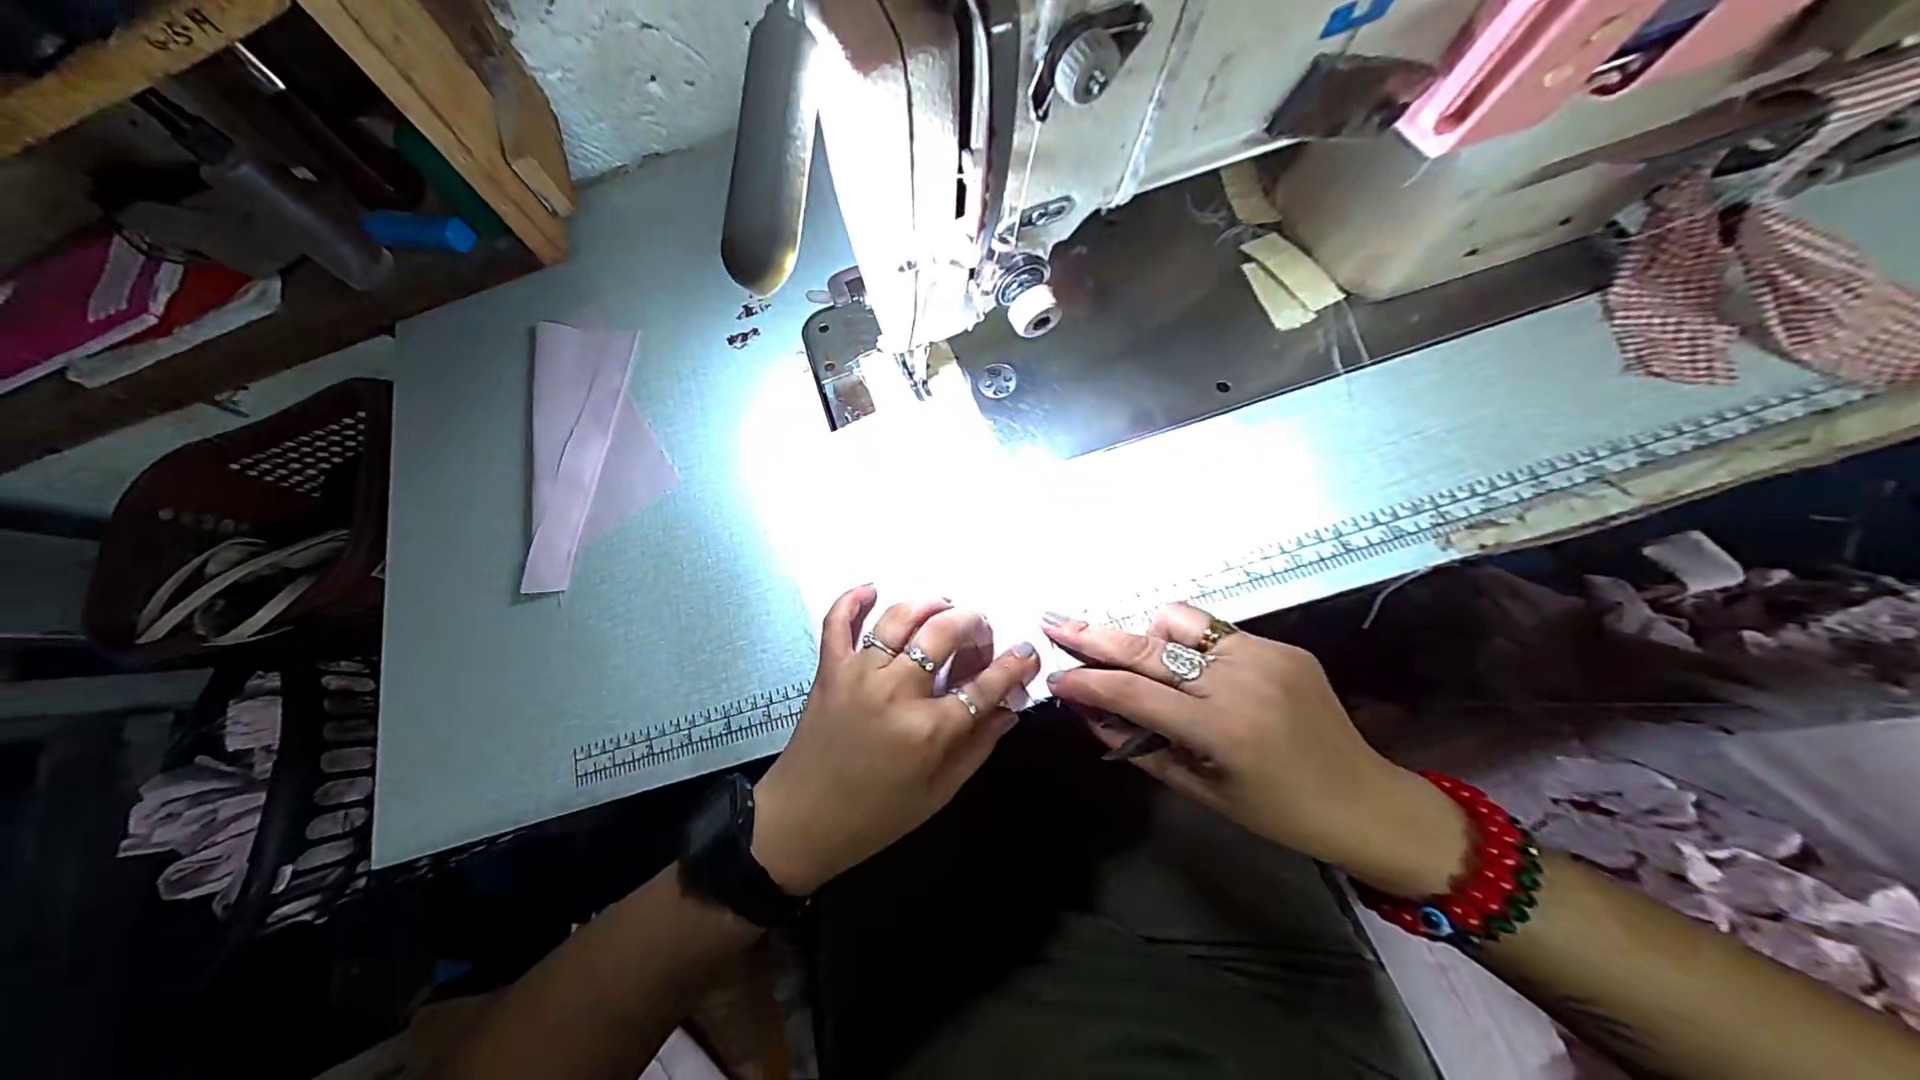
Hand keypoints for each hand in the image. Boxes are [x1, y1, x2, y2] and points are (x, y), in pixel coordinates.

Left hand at [750, 585, 1041, 894]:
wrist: (802, 821)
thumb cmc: (875, 816)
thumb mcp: (938, 792)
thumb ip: (978, 747)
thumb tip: (1009, 709)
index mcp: (928, 729)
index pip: (984, 685)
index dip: (1014, 665)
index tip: (1026, 652)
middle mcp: (895, 691)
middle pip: (944, 634)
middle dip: (973, 625)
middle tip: (980, 634)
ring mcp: (858, 674)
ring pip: (899, 618)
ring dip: (929, 604)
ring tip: (944, 606)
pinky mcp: (829, 669)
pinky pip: (838, 622)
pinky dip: (852, 600)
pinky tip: (871, 589)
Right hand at [1044, 604, 1468, 897]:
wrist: (1365, 799)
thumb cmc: (1279, 813)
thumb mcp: (1201, 790)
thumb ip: (1141, 748)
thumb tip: (1091, 714)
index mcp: (1223, 728)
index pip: (1135, 693)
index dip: (1087, 683)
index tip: (1054, 678)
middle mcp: (1242, 680)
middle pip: (1149, 647)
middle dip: (1095, 635)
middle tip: (1056, 623)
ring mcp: (1265, 654)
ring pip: (1180, 623)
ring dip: (1146, 635)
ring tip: (1130, 654)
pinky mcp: (1281, 645)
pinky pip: (1215, 632)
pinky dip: (1188, 644)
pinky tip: (1187, 668)